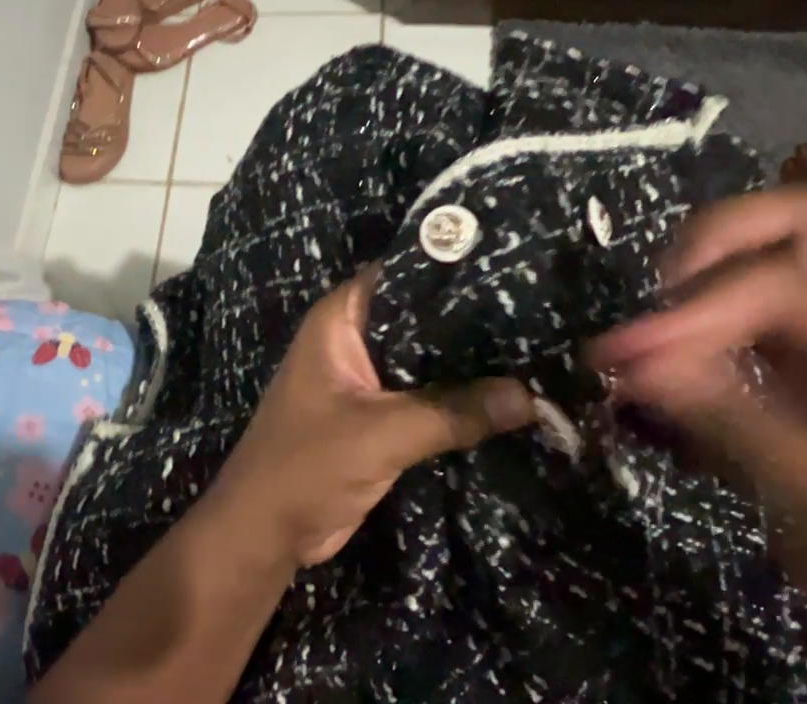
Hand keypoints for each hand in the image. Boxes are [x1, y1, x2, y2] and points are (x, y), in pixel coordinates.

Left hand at [210, 265, 535, 567]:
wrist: (265, 533)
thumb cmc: (306, 466)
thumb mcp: (381, 434)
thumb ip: (452, 412)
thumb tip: (530, 395)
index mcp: (341, 318)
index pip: (405, 276)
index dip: (454, 272)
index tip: (513, 274)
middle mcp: (354, 337)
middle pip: (423, 318)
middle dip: (473, 323)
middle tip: (541, 319)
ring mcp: (367, 377)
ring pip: (428, 360)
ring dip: (471, 366)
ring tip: (538, 354)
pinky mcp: (380, 413)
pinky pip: (427, 395)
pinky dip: (460, 398)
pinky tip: (511, 398)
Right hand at [588, 190, 806, 703]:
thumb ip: (743, 429)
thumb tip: (633, 361)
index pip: (792, 287)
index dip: (700, 310)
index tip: (622, 356)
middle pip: (800, 234)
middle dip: (713, 246)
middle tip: (651, 298)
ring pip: (769, 274)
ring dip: (700, 291)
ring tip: (642, 345)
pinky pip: (753, 337)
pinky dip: (701, 342)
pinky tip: (663, 372)